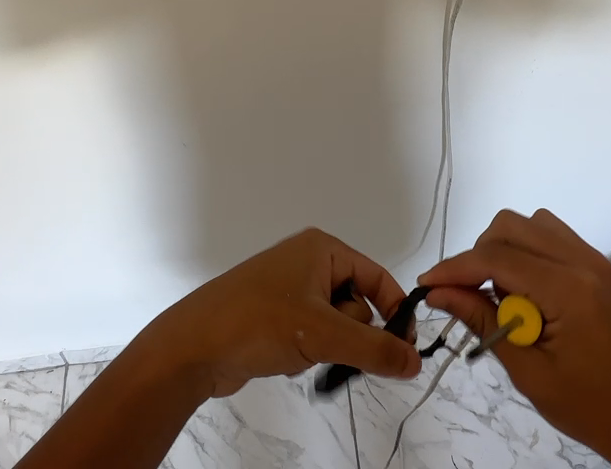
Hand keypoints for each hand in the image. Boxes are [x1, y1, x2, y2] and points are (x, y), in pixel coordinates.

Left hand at [135, 227, 422, 399]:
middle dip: (351, 333)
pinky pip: (313, 334)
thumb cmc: (259, 323)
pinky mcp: (276, 315)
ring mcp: (290, 288)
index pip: (377, 276)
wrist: (194, 345)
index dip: (396, 312)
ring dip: (329, 345)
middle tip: (332, 346)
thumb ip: (375, 349)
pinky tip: (287, 359)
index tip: (407, 351)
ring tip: (304, 352)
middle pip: (357, 302)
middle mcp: (308, 261)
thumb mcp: (324, 335)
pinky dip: (309, 350)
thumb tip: (416, 361)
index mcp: (322, 249)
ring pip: (335, 323)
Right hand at [420, 210, 610, 467]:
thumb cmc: (588, 406)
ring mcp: (591, 258)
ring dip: (502, 248)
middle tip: (467, 295)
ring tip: (498, 293)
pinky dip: (524, 250)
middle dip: (479, 256)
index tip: (427, 284)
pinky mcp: (593, 264)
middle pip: (510, 227)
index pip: (497, 258)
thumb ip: (482, 322)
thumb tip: (438, 292)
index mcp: (568, 290)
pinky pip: (547, 234)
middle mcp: (581, 261)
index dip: (456, 268)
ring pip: (528, 223)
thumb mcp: (528, 372)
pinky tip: (521, 287)